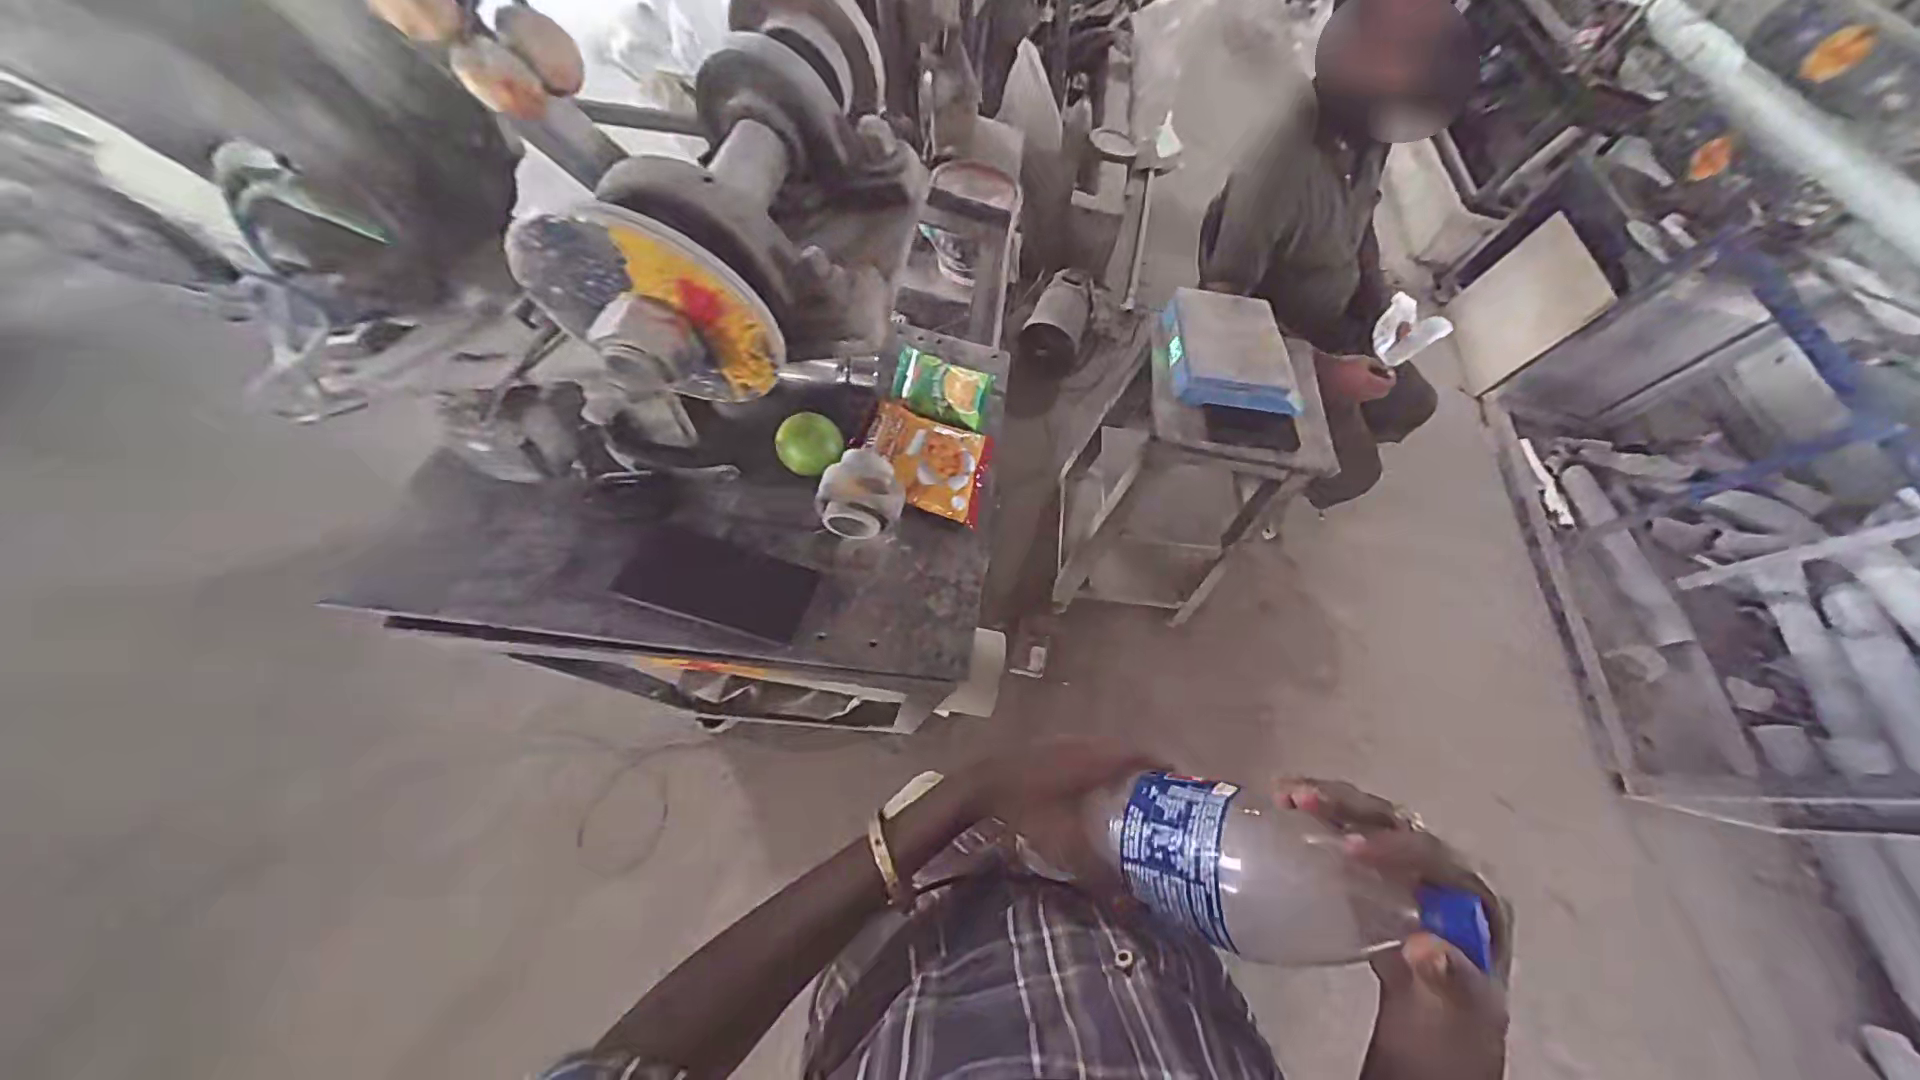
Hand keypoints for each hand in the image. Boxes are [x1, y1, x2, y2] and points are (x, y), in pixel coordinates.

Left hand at [955, 738, 1164, 894]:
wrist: (980, 785)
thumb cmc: (1026, 809)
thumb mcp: (1065, 845)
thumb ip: (1099, 875)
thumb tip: (1134, 908)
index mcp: (1096, 758)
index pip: (1142, 755)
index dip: (1166, 769)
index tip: (1184, 790)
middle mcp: (1085, 742)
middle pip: (1128, 752)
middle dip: (1148, 772)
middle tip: (1165, 800)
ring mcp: (1066, 740)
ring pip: (1107, 751)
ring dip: (1124, 768)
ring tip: (1137, 798)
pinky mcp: (1051, 745)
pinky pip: (1089, 752)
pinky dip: (1102, 766)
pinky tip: (1097, 791)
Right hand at [1280, 780, 1508, 1079]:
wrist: (1427, 1031)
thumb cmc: (1447, 1024)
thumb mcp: (1455, 1013)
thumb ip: (1451, 982)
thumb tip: (1428, 946)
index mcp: (1469, 897)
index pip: (1433, 856)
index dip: (1394, 845)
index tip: (1350, 847)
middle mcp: (1436, 869)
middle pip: (1394, 822)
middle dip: (1349, 806)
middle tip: (1305, 801)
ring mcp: (1398, 863)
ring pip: (1366, 815)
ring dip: (1326, 799)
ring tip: (1286, 795)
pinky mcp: (1366, 864)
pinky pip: (1342, 826)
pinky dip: (1313, 809)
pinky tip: (1282, 802)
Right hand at [1315, 350, 1396, 404]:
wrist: (1322, 376)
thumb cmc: (1344, 366)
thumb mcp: (1363, 360)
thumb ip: (1376, 365)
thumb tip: (1382, 368)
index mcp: (1374, 385)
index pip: (1390, 383)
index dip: (1391, 375)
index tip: (1388, 368)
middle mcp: (1368, 395)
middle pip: (1382, 391)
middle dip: (1384, 383)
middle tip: (1381, 374)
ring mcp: (1358, 399)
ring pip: (1372, 395)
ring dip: (1374, 387)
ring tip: (1369, 377)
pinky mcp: (1348, 400)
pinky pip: (1362, 396)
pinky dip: (1364, 390)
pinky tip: (1358, 382)